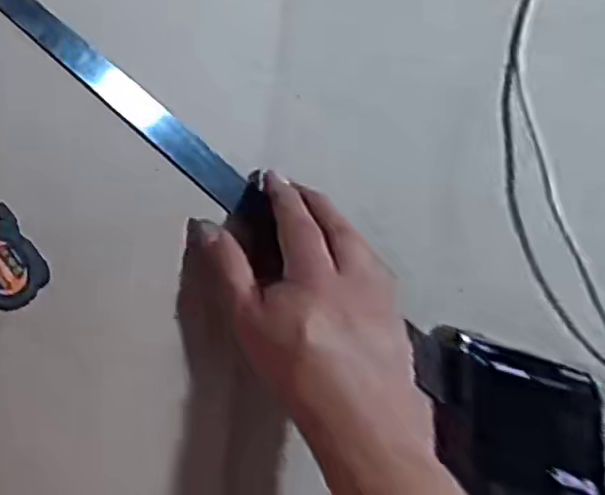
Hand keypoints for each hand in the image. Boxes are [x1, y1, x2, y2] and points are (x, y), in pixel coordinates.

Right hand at [191, 173, 455, 494]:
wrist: (365, 428)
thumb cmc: (295, 368)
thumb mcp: (246, 316)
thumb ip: (228, 267)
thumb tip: (209, 226)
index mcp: (317, 276)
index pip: (300, 224)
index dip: (284, 197)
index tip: (272, 177)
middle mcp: (356, 284)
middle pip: (342, 233)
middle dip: (319, 205)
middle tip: (298, 188)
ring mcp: (383, 306)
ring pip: (367, 253)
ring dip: (344, 227)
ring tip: (326, 217)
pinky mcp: (396, 327)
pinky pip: (379, 274)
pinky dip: (361, 253)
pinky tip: (355, 262)